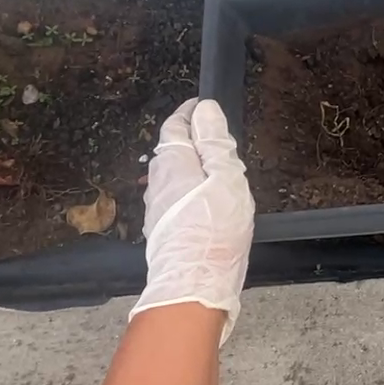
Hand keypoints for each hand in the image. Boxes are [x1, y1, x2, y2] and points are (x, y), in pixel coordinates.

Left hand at [130, 98, 254, 341]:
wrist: (195, 280)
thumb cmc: (215, 226)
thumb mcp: (226, 177)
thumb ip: (215, 143)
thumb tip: (205, 110)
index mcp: (173, 164)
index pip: (174, 128)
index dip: (187, 113)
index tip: (201, 104)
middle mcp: (158, 182)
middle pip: (170, 151)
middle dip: (188, 138)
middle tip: (213, 134)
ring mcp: (157, 207)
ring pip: (171, 175)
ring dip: (189, 164)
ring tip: (213, 166)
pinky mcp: (163, 228)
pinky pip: (174, 196)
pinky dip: (189, 187)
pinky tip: (204, 199)